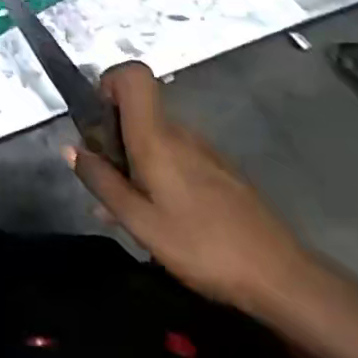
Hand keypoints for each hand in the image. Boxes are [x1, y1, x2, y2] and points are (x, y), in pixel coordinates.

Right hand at [68, 62, 315, 313]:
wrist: (287, 281)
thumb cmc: (203, 245)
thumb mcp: (138, 221)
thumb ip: (100, 180)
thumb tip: (70, 149)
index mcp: (156, 137)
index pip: (133, 75)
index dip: (108, 82)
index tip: (97, 119)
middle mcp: (181, 135)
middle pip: (137, 113)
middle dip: (113, 138)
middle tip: (106, 182)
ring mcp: (206, 154)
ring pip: (156, 141)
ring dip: (135, 163)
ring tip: (131, 211)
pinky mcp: (223, 175)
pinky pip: (178, 160)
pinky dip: (160, 177)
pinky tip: (163, 218)